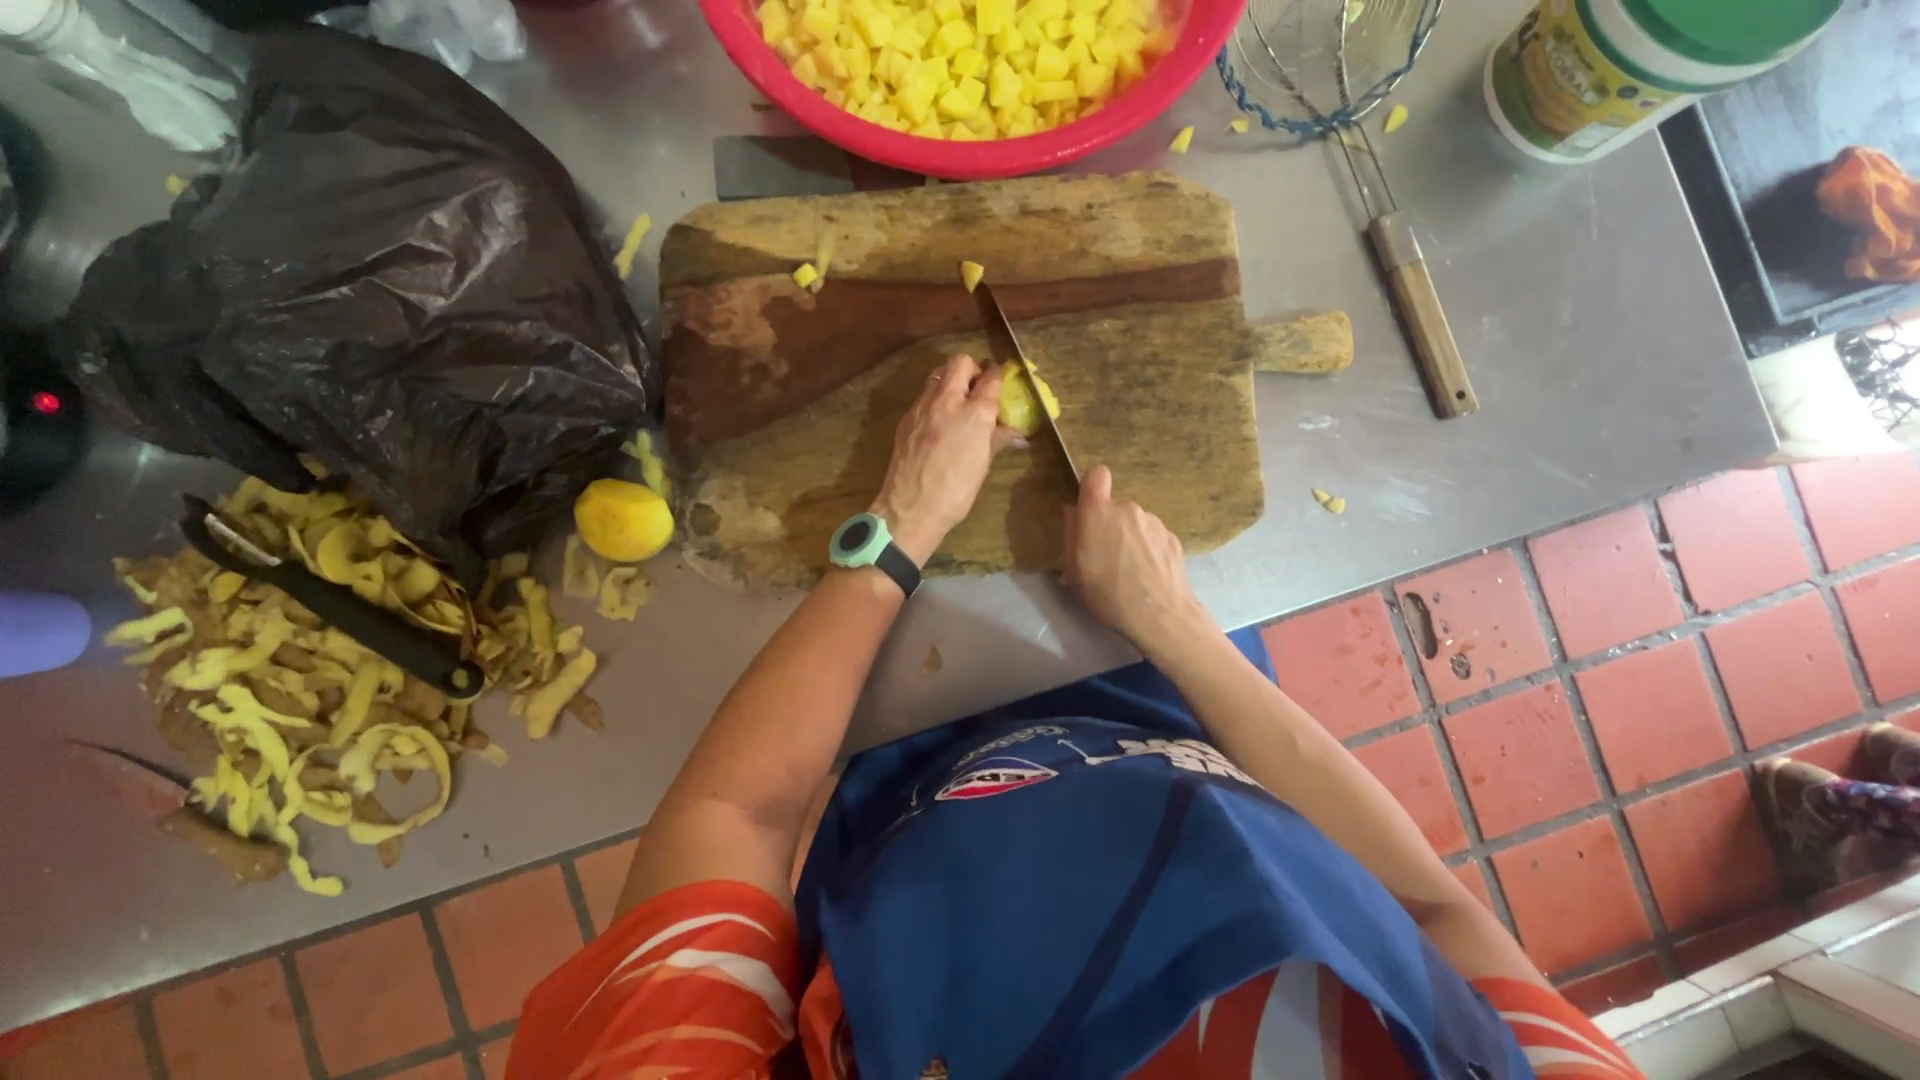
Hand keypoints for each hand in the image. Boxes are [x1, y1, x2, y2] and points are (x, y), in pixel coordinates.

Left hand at [871, 353, 1021, 563]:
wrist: (911, 507)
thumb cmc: (956, 491)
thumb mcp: (983, 465)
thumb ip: (997, 439)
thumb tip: (1017, 434)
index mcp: (975, 412)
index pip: (992, 378)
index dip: (1000, 375)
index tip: (1003, 380)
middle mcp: (948, 400)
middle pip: (961, 362)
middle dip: (972, 370)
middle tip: (977, 389)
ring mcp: (923, 406)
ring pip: (938, 375)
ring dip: (951, 381)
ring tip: (957, 403)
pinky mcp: (906, 417)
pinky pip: (923, 396)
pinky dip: (934, 400)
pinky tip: (938, 422)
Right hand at [1061, 465, 1216, 651]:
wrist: (1159, 616)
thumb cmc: (1107, 594)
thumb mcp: (1074, 570)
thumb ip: (1071, 535)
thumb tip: (1072, 512)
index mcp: (1099, 512)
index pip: (1097, 475)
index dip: (1092, 487)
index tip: (1089, 508)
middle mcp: (1128, 508)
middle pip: (1116, 507)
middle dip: (1110, 525)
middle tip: (1106, 557)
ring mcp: (1154, 522)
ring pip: (1136, 523)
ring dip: (1131, 538)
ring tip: (1131, 570)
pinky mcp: (1173, 538)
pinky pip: (1153, 537)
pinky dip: (1149, 550)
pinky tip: (1149, 575)